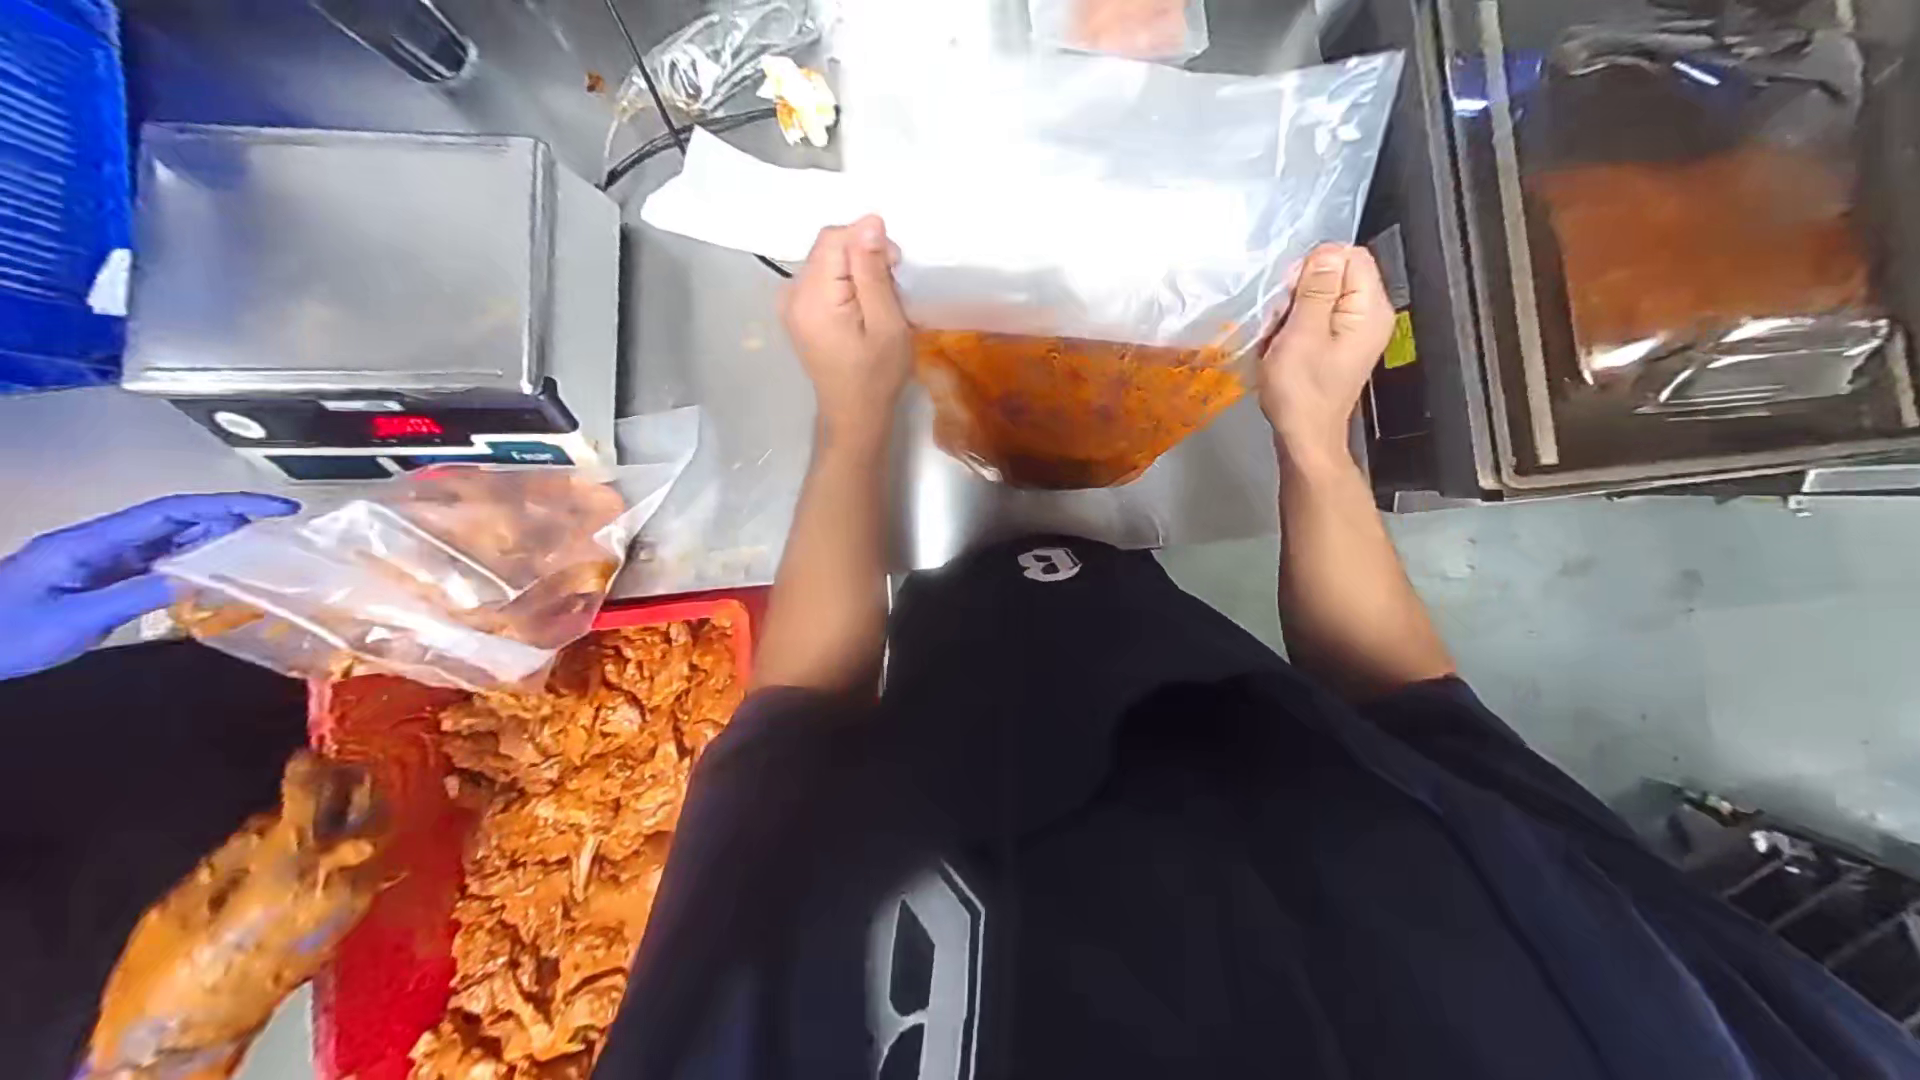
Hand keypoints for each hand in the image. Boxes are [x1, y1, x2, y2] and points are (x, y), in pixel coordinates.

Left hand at [0, 492, 299, 680]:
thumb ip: (140, 593)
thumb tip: (204, 576)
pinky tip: (221, 578)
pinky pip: (165, 563)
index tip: (279, 508)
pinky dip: (200, 566)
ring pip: (176, 542)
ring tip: (260, 558)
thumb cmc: (3, 635)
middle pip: (180, 521)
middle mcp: (102, 543)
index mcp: (92, 542)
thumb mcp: (75, 619)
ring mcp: (104, 560)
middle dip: (233, 523)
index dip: (230, 504)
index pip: (174, 510)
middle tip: (279, 539)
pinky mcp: (108, 578)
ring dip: (220, 545)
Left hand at [779, 215, 912, 447]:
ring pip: (827, 261)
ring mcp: (790, 302)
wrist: (853, 413)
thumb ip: (873, 272)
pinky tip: (861, 307)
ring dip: (857, 270)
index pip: (835, 238)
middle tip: (891, 288)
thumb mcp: (886, 323)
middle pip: (829, 247)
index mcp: (812, 297)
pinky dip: (845, 283)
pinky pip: (822, 279)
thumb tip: (869, 223)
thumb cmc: (876, 375)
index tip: (895, 268)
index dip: (869, 241)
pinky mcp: (796, 310)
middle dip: (863, 256)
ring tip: (878, 301)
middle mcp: (792, 293)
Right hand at [1258, 243, 1394, 469]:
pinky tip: (1280, 347)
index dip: (1314, 267)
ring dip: (1291, 313)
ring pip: (1320, 299)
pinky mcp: (1337, 347)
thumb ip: (1315, 289)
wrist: (1304, 437)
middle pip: (1335, 276)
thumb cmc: (1300, 392)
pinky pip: (1314, 321)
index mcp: (1369, 309)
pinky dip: (1293, 329)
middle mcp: (1368, 316)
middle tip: (1278, 321)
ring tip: (1276, 338)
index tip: (1287, 295)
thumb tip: (1325, 251)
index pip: (1349, 257)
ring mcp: (1353, 333)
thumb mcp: (1302, 334)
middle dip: (1299, 292)